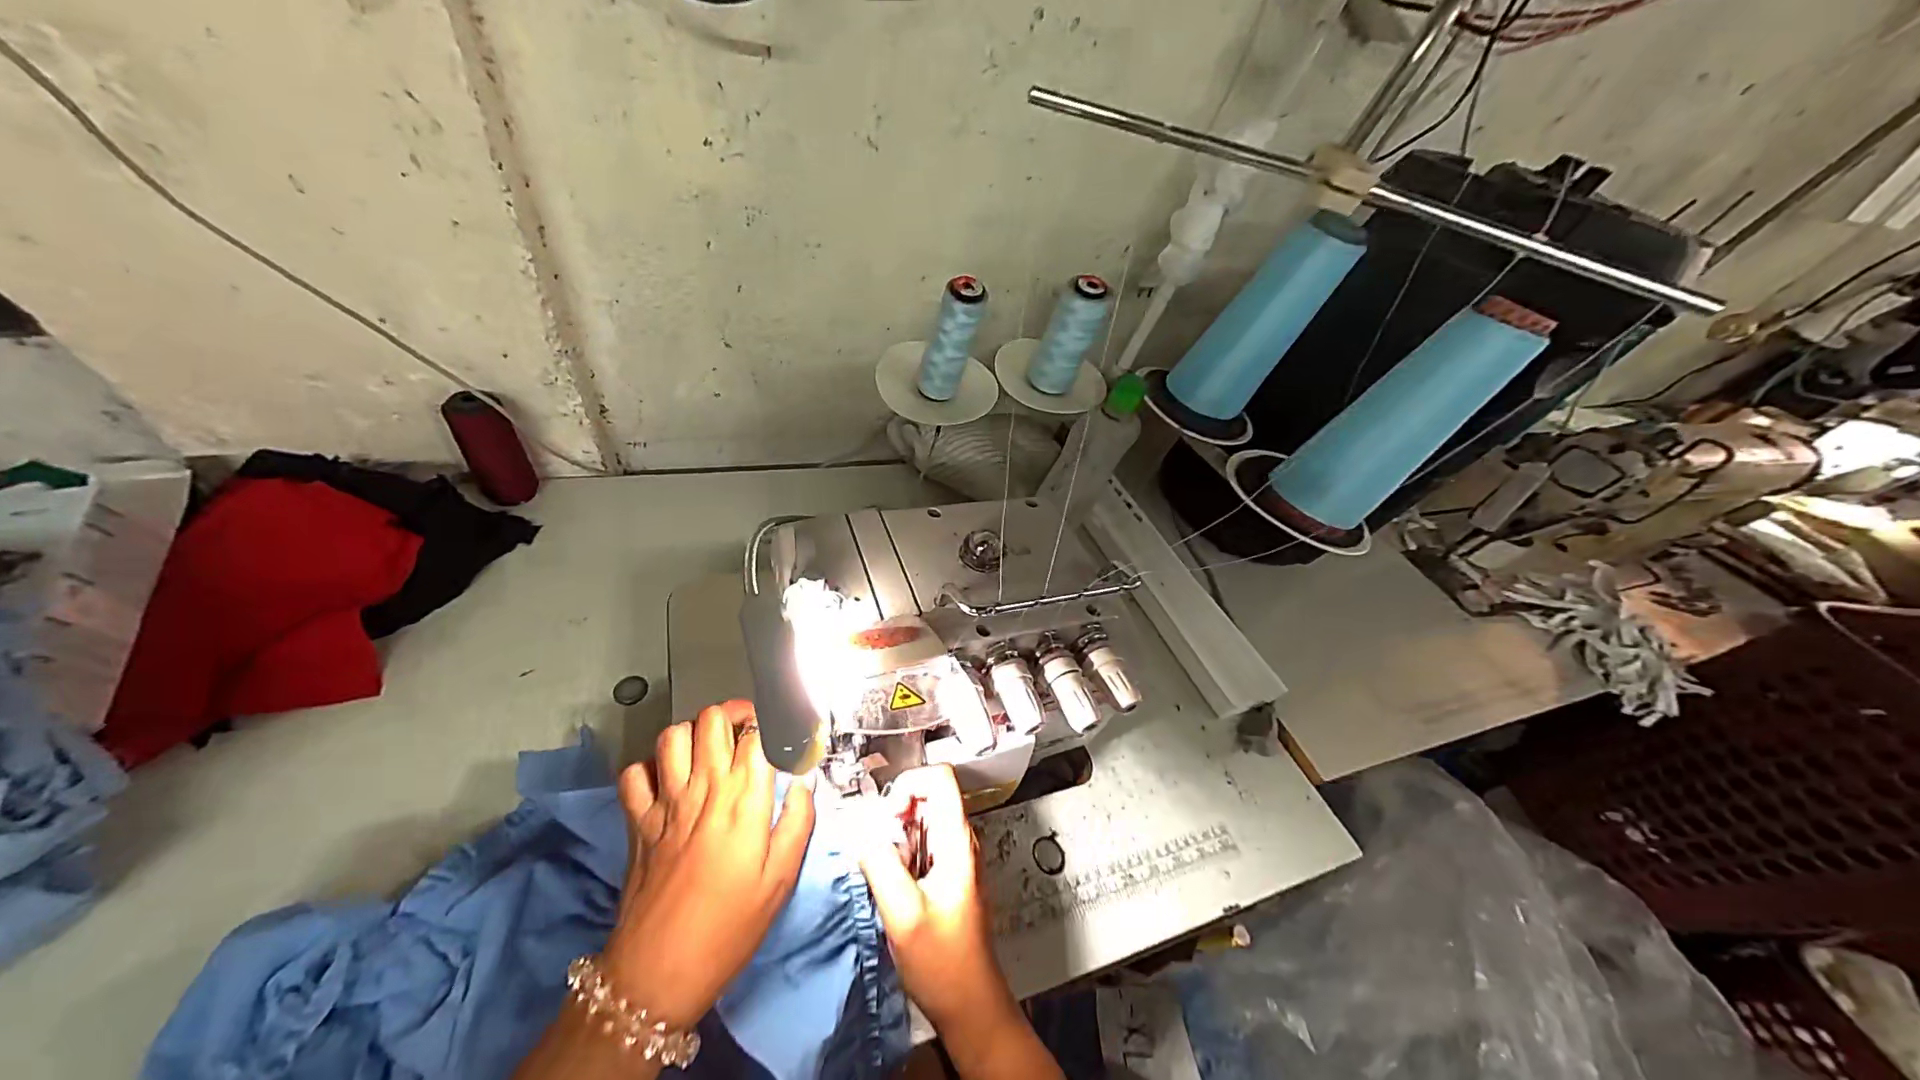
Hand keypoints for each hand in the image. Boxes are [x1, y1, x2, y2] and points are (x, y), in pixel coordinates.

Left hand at [601, 700, 815, 1026]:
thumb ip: (798, 822)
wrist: (660, 969)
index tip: (781, 736)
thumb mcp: (781, 878)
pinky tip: (668, 780)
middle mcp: (703, 788)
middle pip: (712, 720)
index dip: (770, 724)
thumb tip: (804, 784)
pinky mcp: (635, 821)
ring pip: (673, 736)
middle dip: (733, 714)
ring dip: (694, 733)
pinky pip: (634, 773)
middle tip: (747, 731)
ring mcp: (664, 802)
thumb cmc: (731, 925)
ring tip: (710, 749)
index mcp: (743, 799)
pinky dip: (650, 767)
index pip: (755, 734)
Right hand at [856, 765, 1018, 1036]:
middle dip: (895, 812)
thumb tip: (858, 829)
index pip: (939, 777)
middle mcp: (958, 841)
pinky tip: (893, 883)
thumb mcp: (904, 914)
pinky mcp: (942, 874)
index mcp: (957, 841)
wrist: (968, 1003)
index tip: (888, 818)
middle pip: (926, 794)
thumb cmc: (944, 965)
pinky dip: (899, 852)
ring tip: (887, 869)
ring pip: (918, 819)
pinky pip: (917, 843)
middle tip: (881, 847)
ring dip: (894, 835)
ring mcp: (951, 856)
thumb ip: (880, 865)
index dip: (907, 785)